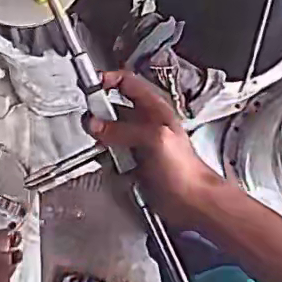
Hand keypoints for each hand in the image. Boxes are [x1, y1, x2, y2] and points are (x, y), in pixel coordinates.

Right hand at [85, 70, 225, 225]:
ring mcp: (139, 142)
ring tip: (96, 140)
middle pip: (115, 106)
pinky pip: (112, 152)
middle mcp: (146, 122)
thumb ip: (124, 129)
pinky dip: (105, 153)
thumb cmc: (185, 170)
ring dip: (101, 134)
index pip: (127, 83)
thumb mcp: (154, 139)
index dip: (108, 79)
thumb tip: (97, 124)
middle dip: (99, 110)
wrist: (192, 202)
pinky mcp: (134, 161)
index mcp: (155, 109)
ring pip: (111, 130)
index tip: (91, 85)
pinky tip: (104, 158)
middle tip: (89, 119)